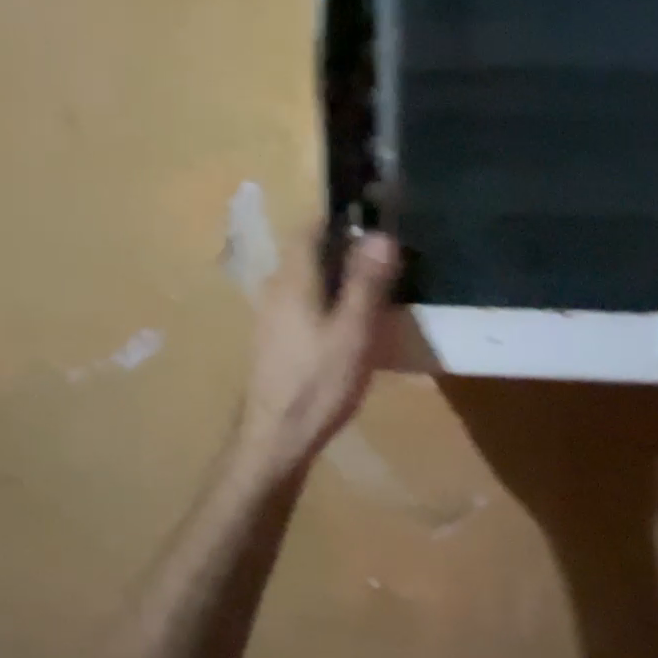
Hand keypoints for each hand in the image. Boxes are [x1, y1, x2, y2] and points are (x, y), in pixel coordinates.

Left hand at [238, 227, 399, 472]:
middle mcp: (276, 289)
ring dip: (338, 279)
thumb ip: (366, 282)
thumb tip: (380, 233)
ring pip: (308, 281)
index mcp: (293, 278)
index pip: (310, 227)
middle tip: (386, 258)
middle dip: (345, 249)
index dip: (341, 219)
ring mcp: (272, 316)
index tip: (375, 220)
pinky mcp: (276, 341)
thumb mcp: (353, 332)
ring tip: (377, 291)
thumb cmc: (317, 383)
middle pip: (310, 253)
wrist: (275, 439)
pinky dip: (328, 303)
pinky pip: (305, 305)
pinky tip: (352, 326)